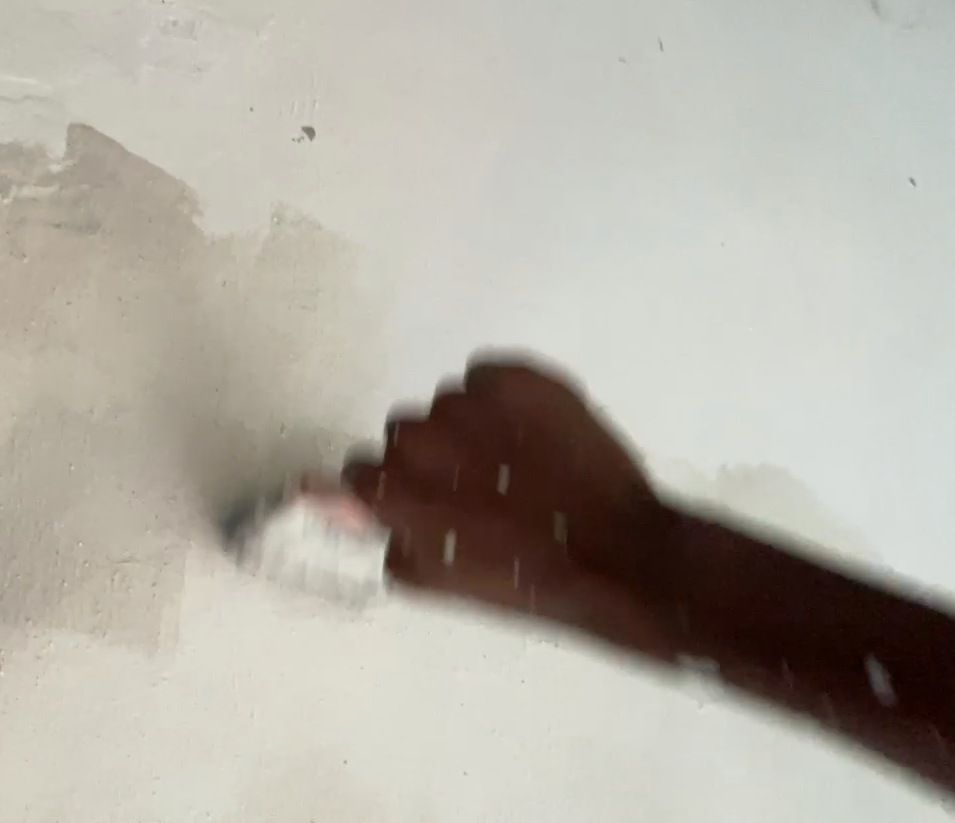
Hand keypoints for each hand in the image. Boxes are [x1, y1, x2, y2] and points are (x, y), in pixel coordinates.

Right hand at [342, 359, 683, 653]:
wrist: (625, 557)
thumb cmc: (523, 579)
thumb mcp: (434, 579)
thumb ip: (378, 532)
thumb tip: (329, 498)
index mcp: (391, 482)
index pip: (361, 469)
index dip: (393, 488)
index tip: (426, 501)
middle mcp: (416, 433)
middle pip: (405, 434)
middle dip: (432, 457)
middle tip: (479, 488)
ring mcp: (466, 399)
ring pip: (450, 405)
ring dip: (470, 428)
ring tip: (518, 463)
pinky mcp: (514, 376)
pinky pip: (488, 377)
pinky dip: (503, 399)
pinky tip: (534, 432)